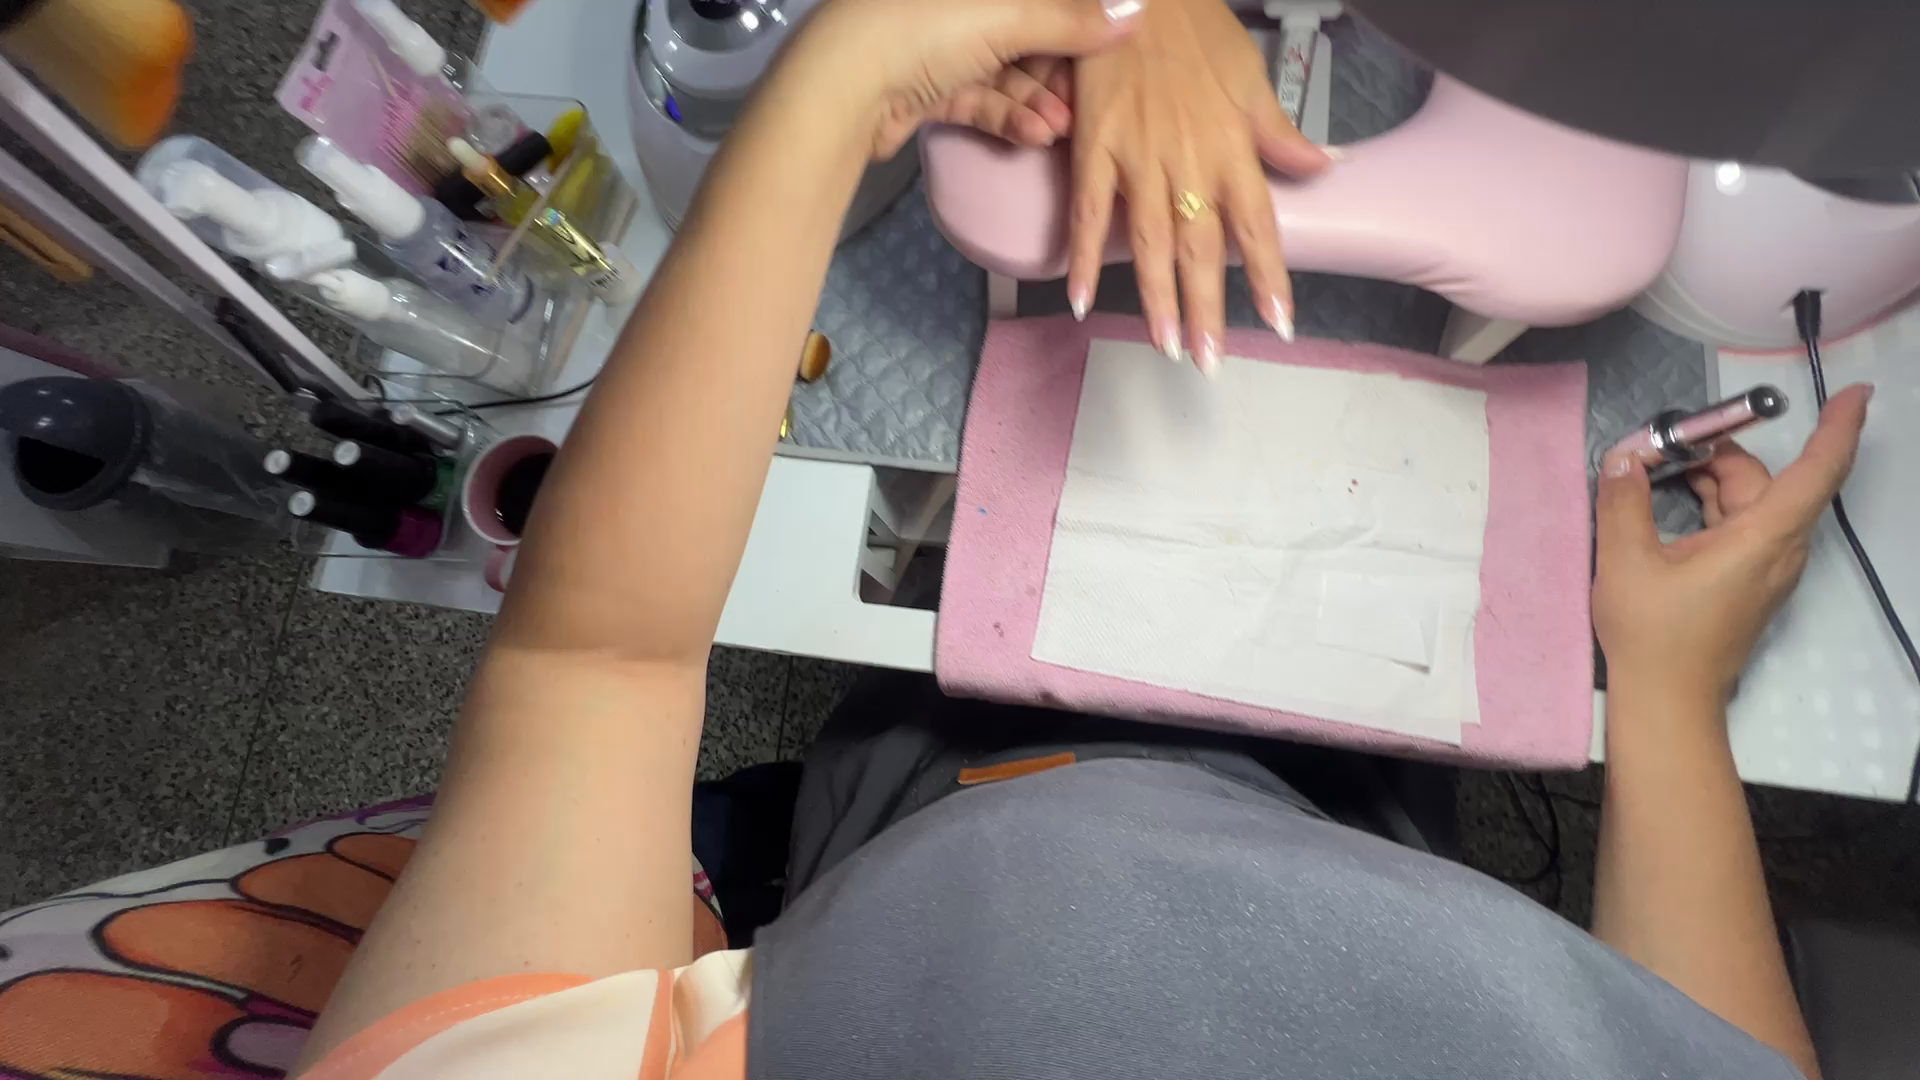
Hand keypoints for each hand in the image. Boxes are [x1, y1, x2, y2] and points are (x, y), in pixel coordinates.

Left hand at [798, 0, 1143, 160]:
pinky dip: (1006, 118)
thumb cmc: (927, 28)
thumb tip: (1134, 14)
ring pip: (1004, 73)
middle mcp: (960, 4)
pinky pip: (980, 101)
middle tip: (1088, 103)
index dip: (1073, 21)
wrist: (850, 85)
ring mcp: (943, 46)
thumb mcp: (1007, 16)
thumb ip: (1070, 20)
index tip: (1108, 50)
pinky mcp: (930, 90)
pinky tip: (1034, 137)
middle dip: (1057, 69)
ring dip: (1035, 102)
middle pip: (1024, 32)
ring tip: (1062, 131)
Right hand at [1066, 0, 1332, 375]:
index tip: (1278, 323)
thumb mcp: (1250, 77)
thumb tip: (1322, 167)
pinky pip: (1087, 215)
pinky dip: (1081, 260)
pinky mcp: (1095, 152)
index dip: (1269, 277)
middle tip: (1209, 362)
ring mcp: (1139, 161)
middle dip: (1208, 309)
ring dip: (1156, 300)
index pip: (1258, 226)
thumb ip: (1280, 134)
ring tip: (1164, 347)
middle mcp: (1190, 163)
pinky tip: (1078, 303)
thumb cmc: (1197, 29)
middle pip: (1202, 249)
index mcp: (1232, 147)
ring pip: (1149, 243)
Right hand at [1593, 384, 1871, 707]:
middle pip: (1766, 484)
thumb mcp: (1623, 560)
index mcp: (1762, 538)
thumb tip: (1622, 459)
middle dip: (1721, 455)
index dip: (1838, 429)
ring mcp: (1764, 567)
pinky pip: (1738, 528)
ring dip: (1710, 482)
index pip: (1815, 472)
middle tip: (1668, 442)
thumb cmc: (1652, 627)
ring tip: (1656, 471)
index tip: (1856, 394)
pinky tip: (1666, 506)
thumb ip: (1623, 505)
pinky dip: (1709, 506)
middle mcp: (1778, 549)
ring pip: (1750, 506)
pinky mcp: (1745, 581)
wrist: (1667, 690)